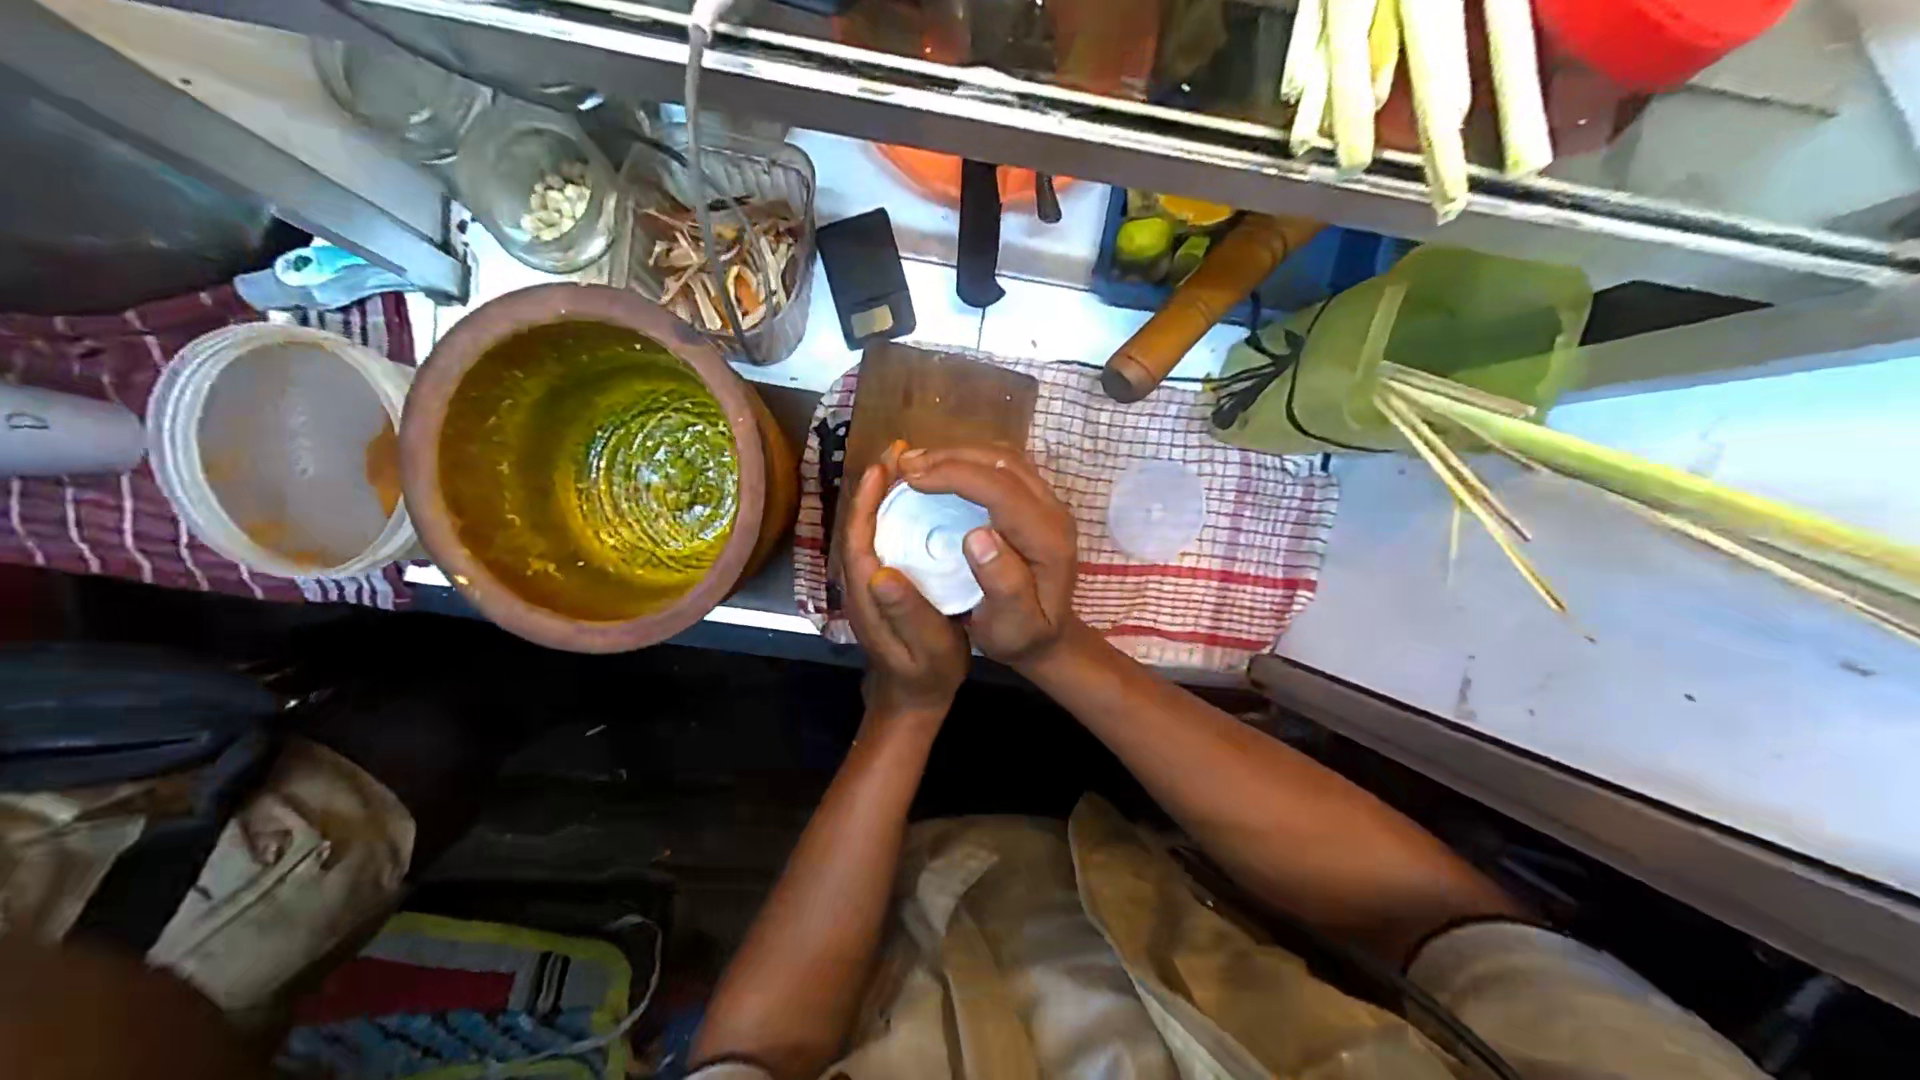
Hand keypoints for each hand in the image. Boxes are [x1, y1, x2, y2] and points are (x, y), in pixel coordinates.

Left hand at [843, 442, 969, 722]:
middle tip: (899, 450)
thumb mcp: (927, 648)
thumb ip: (906, 614)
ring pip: (869, 529)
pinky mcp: (882, 582)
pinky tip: (915, 499)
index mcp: (867, 594)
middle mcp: (860, 582)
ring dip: (882, 495)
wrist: (913, 695)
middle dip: (873, 487)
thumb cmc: (925, 674)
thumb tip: (882, 570)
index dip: (867, 501)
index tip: (885, 466)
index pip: (857, 538)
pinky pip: (883, 538)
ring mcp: (870, 582)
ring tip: (906, 464)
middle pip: (859, 526)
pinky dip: (893, 513)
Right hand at [898, 447, 1079, 667]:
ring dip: (958, 454)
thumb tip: (978, 536)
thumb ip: (1003, 585)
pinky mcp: (1038, 501)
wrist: (1048, 638)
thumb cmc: (1022, 637)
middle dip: (949, 457)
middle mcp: (1053, 513)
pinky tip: (941, 469)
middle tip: (904, 466)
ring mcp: (1048, 503)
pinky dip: (969, 460)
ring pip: (1003, 457)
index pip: (1000, 490)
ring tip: (916, 464)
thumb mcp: (1012, 628)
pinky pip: (1004, 466)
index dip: (953, 475)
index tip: (910, 478)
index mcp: (1048, 541)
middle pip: (1002, 463)